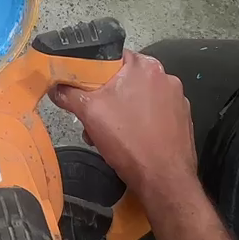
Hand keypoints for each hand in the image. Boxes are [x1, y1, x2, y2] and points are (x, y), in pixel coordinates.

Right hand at [51, 51, 198, 201]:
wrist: (165, 182)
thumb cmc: (129, 142)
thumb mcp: (89, 113)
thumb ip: (69, 94)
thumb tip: (55, 87)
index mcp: (144, 66)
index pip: (112, 57)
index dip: (94, 71)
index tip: (84, 87)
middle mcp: (165, 77)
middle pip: (125, 78)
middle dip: (107, 95)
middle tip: (95, 115)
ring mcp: (177, 99)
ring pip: (139, 97)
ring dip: (123, 109)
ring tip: (111, 133)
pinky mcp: (183, 120)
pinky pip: (155, 113)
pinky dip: (142, 121)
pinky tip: (132, 140)